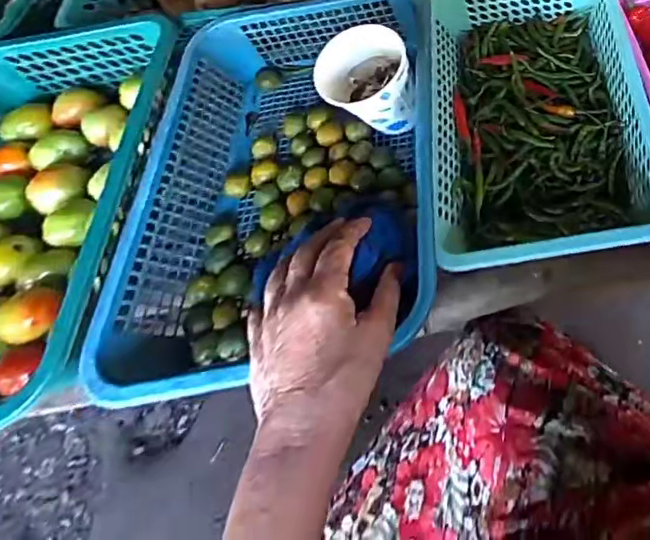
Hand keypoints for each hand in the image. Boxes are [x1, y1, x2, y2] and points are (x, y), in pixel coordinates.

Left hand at [247, 218, 400, 438]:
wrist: (300, 428)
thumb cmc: (344, 383)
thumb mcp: (376, 336)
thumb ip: (386, 295)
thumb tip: (394, 268)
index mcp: (322, 290)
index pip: (338, 247)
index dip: (353, 230)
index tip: (365, 222)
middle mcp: (291, 294)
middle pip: (306, 251)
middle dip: (325, 233)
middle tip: (341, 226)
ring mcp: (269, 314)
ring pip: (279, 269)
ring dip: (297, 252)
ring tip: (309, 246)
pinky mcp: (256, 337)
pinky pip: (262, 299)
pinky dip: (274, 284)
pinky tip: (279, 288)